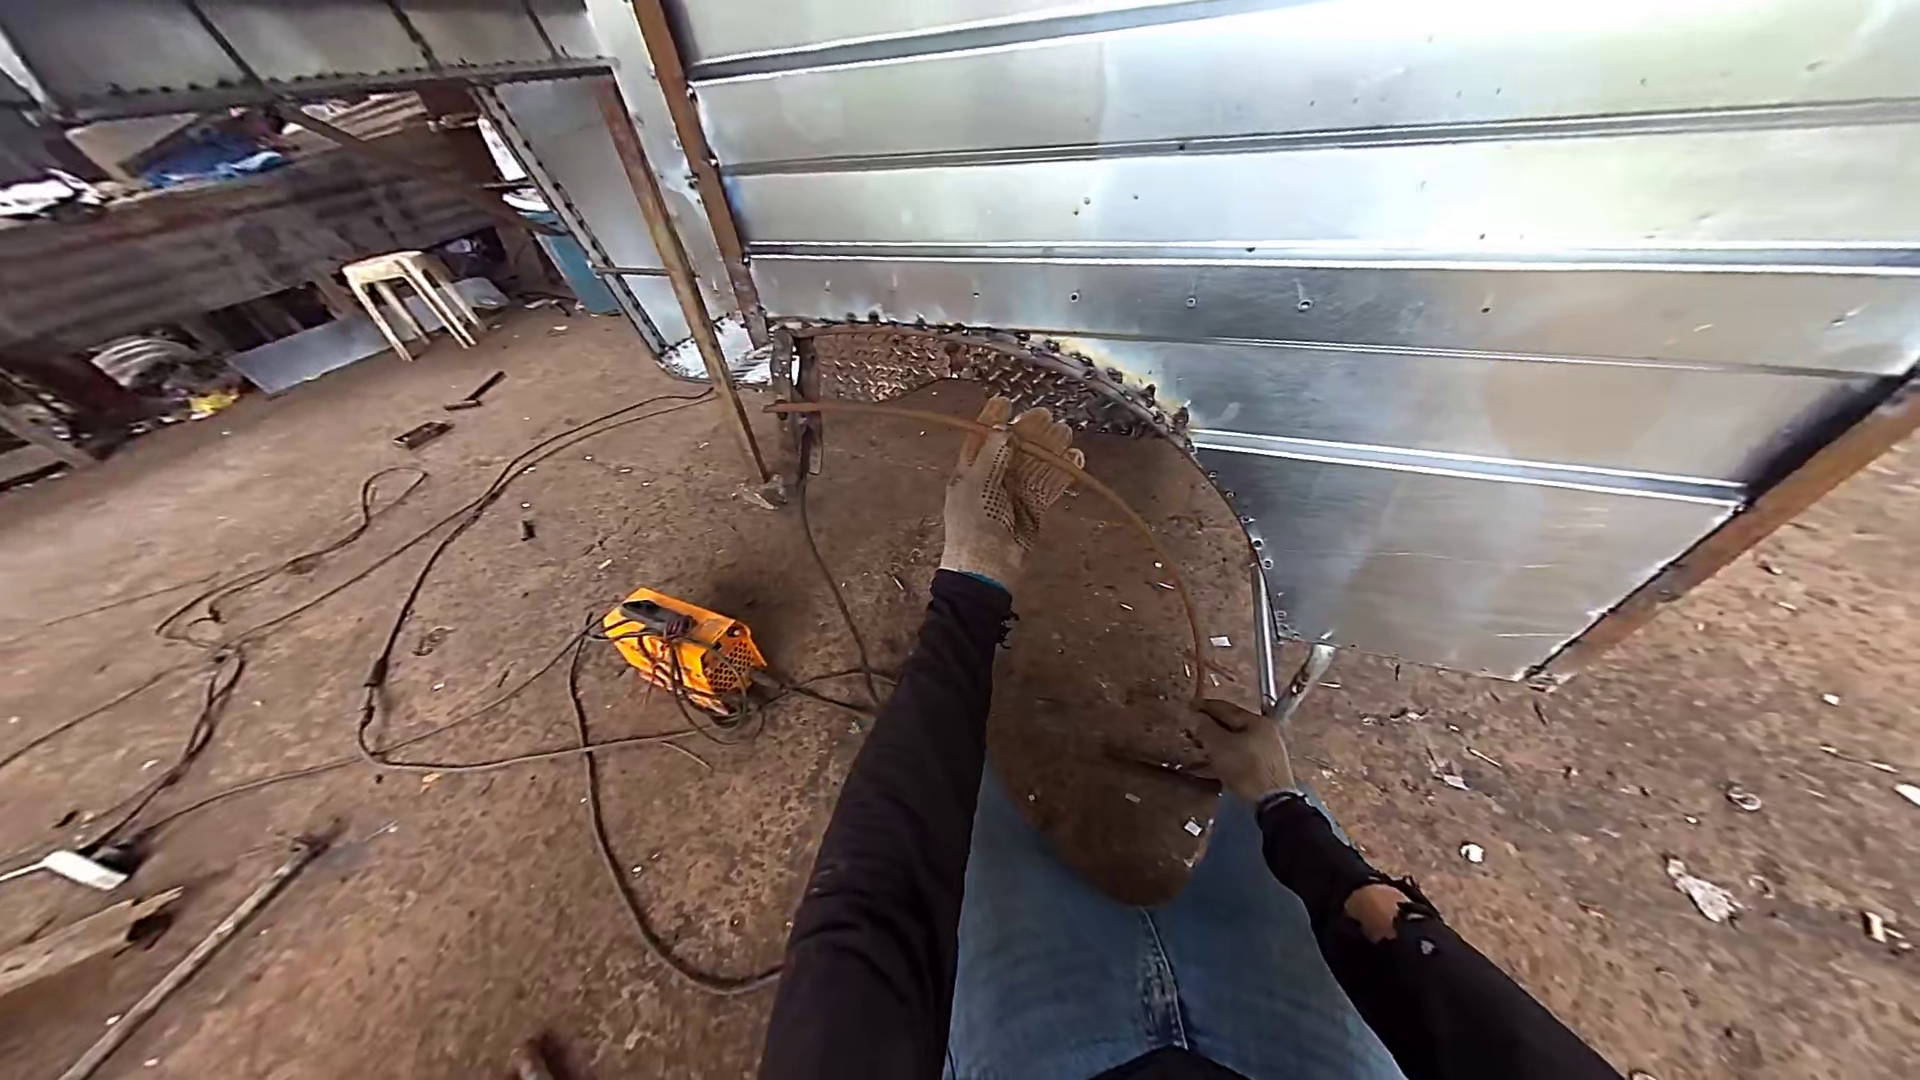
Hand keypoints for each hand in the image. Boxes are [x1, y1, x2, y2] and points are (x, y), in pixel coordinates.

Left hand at [939, 397, 1082, 590]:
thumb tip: (1001, 427)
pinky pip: (1049, 485)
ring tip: (1064, 431)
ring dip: (1049, 448)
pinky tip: (1074, 458)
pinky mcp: (1033, 508)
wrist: (988, 566)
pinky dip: (1062, 472)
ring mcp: (1014, 494)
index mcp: (970, 471)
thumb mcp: (977, 484)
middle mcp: (992, 479)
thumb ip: (992, 454)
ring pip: (1034, 464)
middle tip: (1045, 415)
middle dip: (1028, 431)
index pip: (981, 438)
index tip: (1005, 399)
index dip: (991, 418)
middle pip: (1013, 448)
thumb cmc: (974, 523)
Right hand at [1193, 698, 1296, 800]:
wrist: (1272, 803)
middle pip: (1231, 722)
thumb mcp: (1218, 744)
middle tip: (1191, 727)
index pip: (1224, 707)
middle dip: (1209, 724)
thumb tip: (1195, 716)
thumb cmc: (1244, 767)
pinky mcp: (1266, 767)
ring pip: (1235, 738)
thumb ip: (1204, 726)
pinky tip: (1216, 758)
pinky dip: (1225, 751)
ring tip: (1200, 743)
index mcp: (1255, 721)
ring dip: (1216, 739)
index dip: (1203, 706)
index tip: (1188, 706)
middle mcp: (1264, 732)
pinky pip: (1240, 751)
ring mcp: (1267, 750)